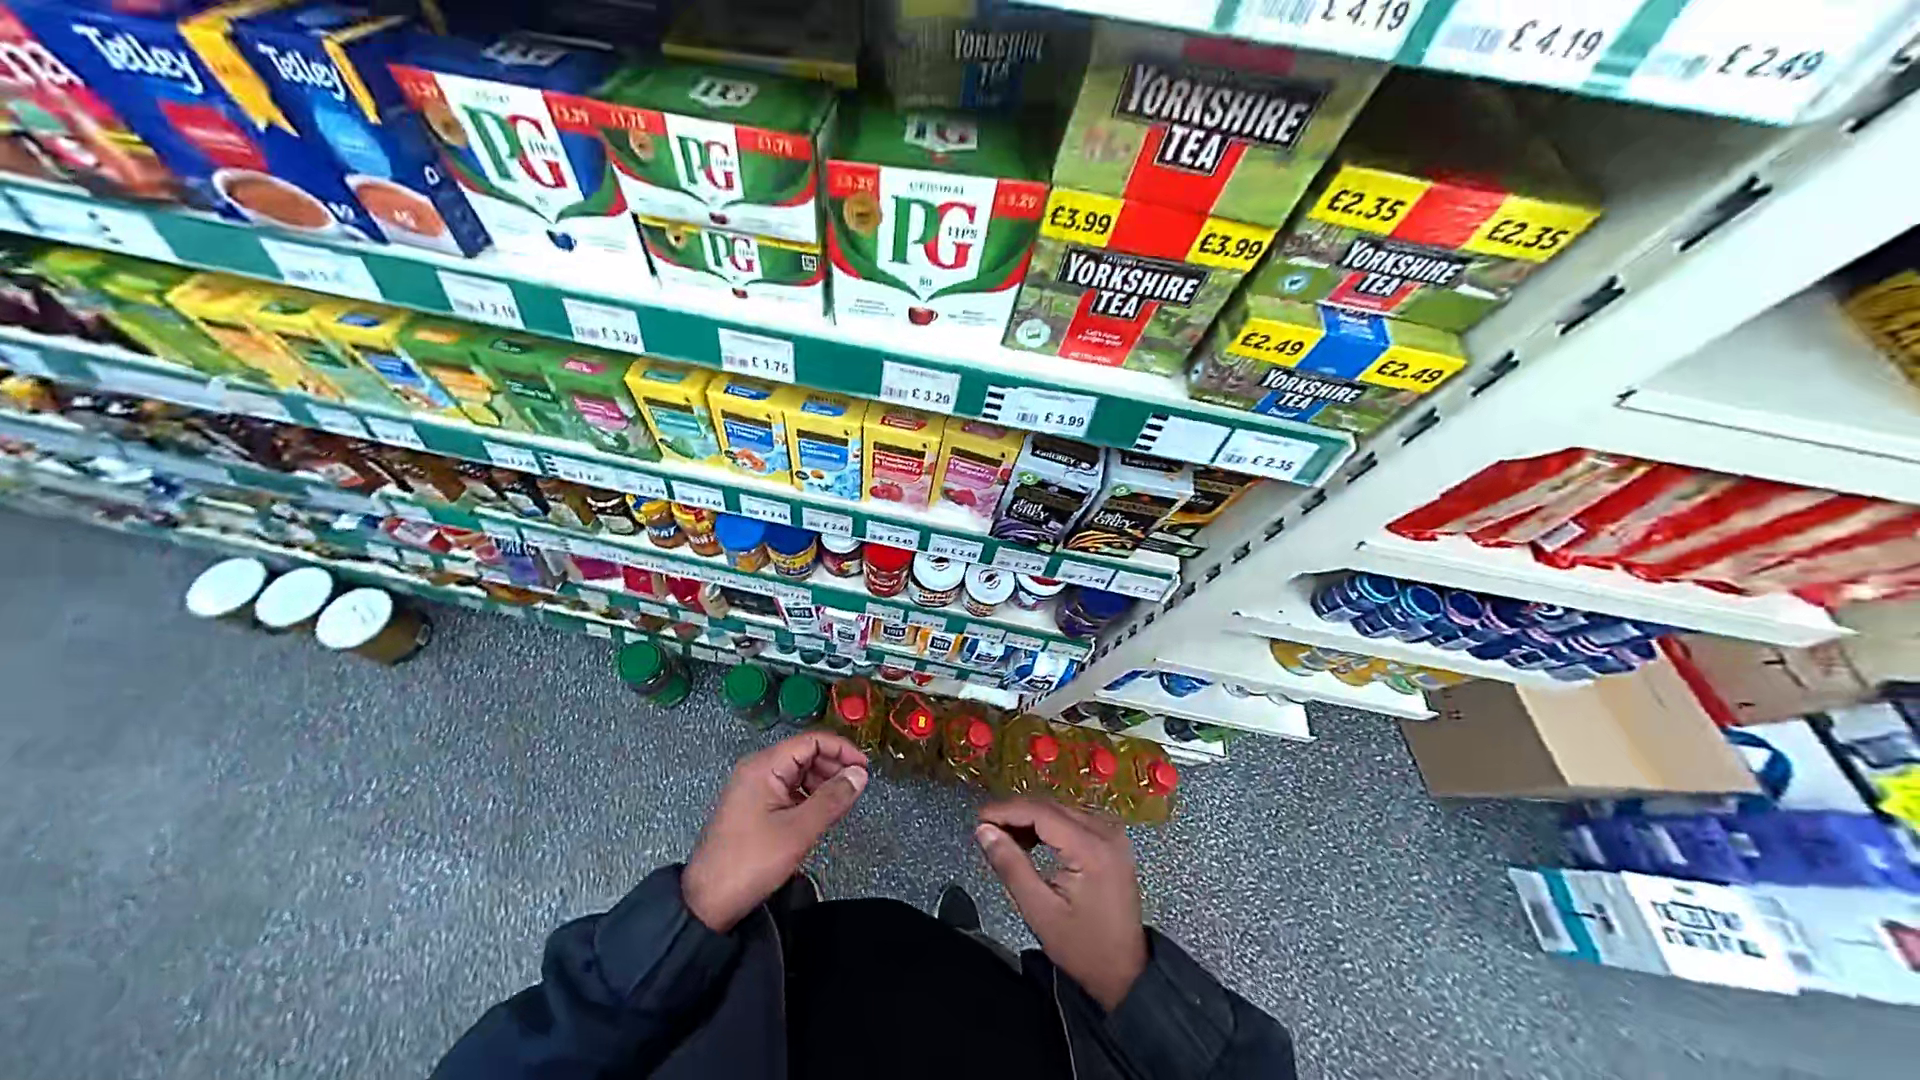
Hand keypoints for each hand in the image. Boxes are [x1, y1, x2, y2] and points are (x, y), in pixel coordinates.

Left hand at [682, 731, 868, 932]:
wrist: (707, 903)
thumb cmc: (750, 863)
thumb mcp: (799, 830)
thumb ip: (833, 798)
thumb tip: (859, 775)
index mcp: (764, 766)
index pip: (811, 741)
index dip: (841, 750)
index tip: (863, 767)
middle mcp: (757, 770)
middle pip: (804, 753)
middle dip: (833, 767)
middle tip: (855, 788)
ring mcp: (753, 788)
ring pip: (798, 772)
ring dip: (823, 782)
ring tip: (841, 803)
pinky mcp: (753, 806)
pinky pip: (788, 789)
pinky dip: (808, 796)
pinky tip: (820, 813)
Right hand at [976, 798, 1147, 1011]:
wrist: (1125, 972)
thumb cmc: (1082, 948)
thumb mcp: (1039, 911)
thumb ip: (1010, 865)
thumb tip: (984, 830)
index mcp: (1091, 848)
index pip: (1042, 812)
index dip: (1007, 810)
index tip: (979, 818)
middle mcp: (1105, 832)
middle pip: (1052, 807)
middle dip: (1016, 813)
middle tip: (986, 829)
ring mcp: (1112, 835)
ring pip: (1061, 810)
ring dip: (1030, 818)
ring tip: (1004, 837)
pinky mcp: (1111, 842)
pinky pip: (1073, 821)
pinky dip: (1048, 826)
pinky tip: (1031, 841)